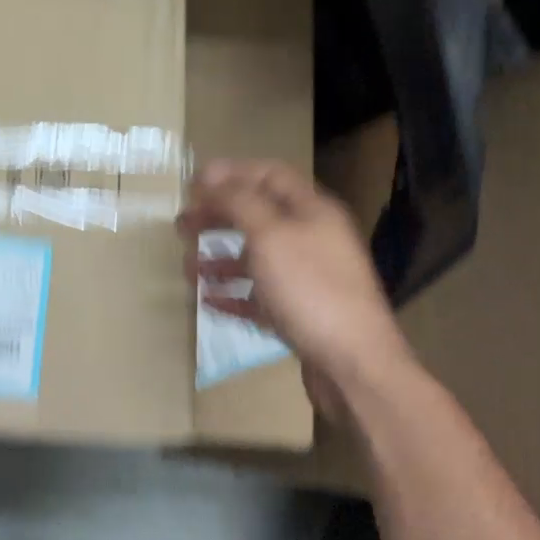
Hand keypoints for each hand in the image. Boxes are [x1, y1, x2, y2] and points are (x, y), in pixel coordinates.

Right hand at [178, 160, 414, 420]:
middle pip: (258, 215)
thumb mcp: (269, 235)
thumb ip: (237, 202)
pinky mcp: (301, 313)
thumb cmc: (311, 289)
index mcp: (311, 211)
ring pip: (255, 257)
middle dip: (218, 216)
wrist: (356, 366)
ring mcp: (308, 278)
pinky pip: (260, 295)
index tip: (193, 184)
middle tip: (182, 226)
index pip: (269, 174)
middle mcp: (312, 238)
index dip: (230, 173)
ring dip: (219, 259)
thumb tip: (211, 180)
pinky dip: (233, 294)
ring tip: (188, 269)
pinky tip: (209, 301)